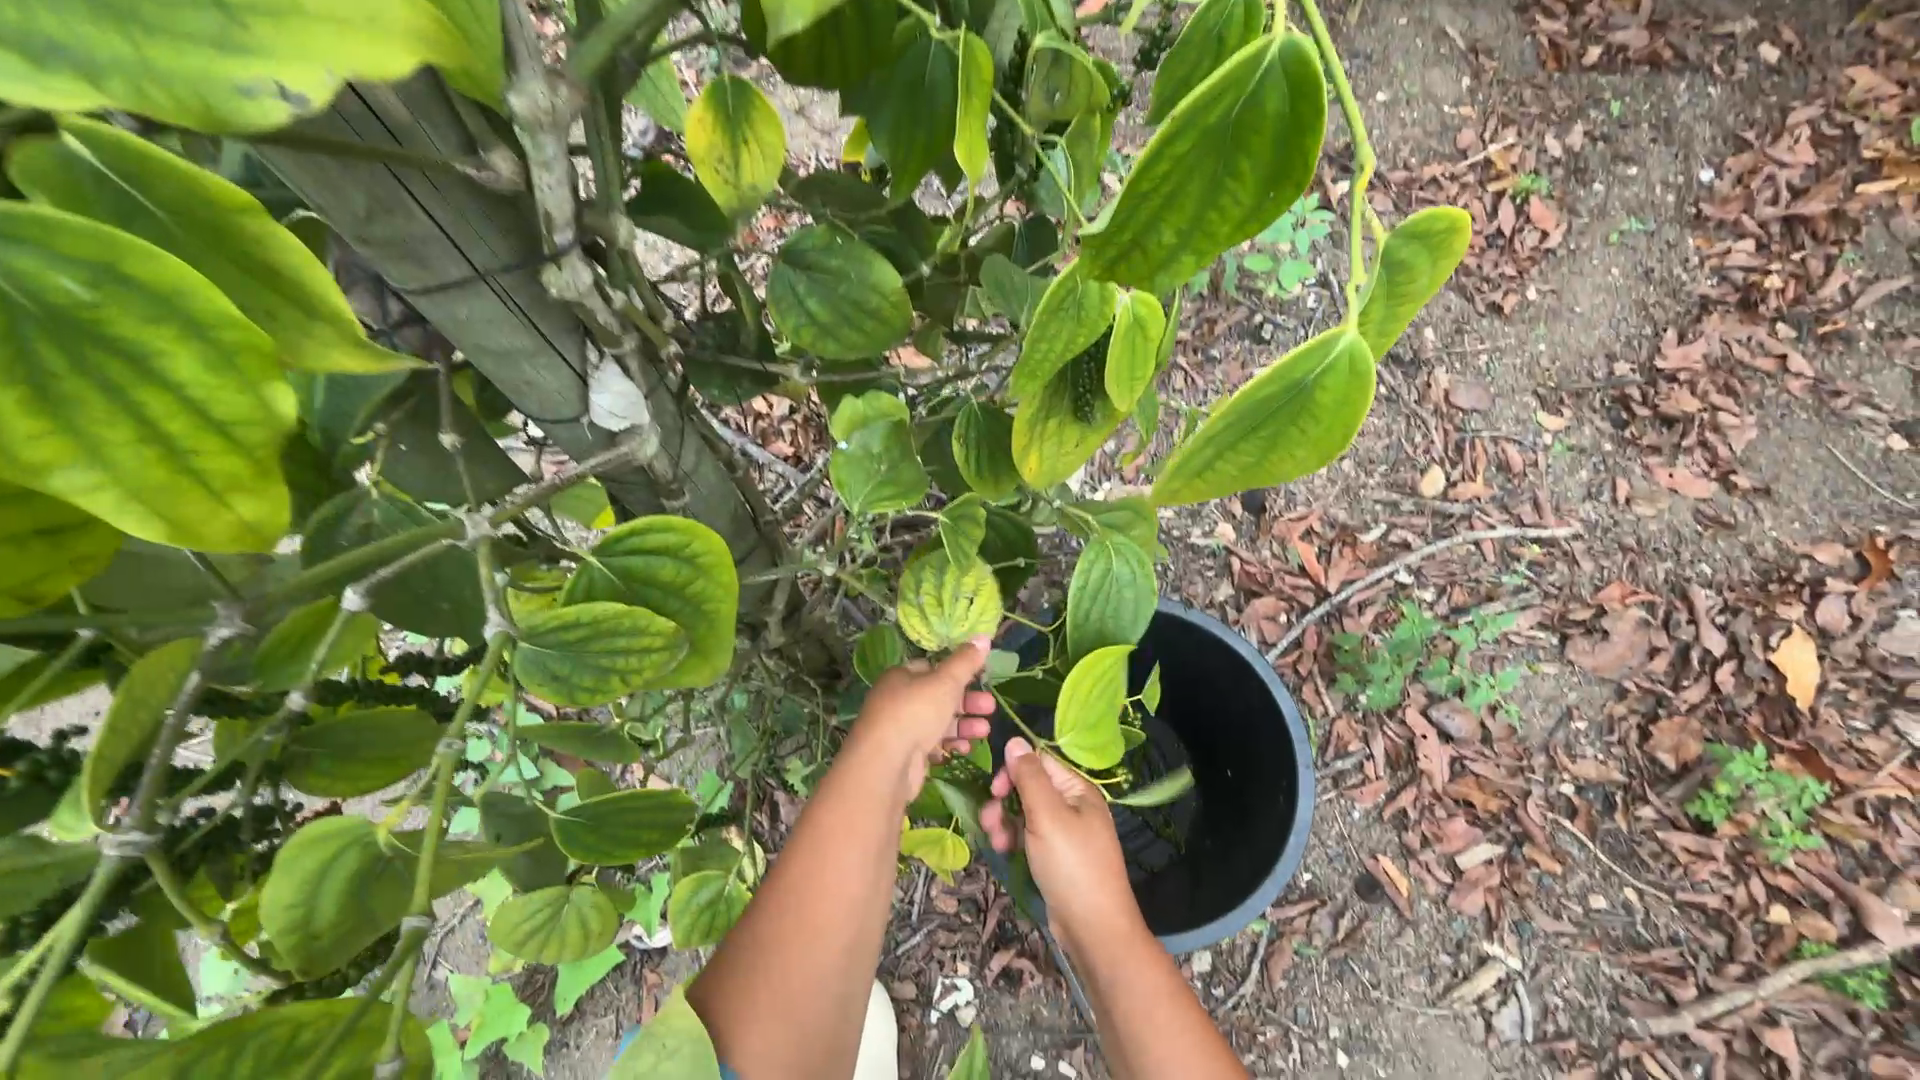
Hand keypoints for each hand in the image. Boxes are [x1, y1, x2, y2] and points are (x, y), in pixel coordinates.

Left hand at [844, 637, 993, 801]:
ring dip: (963, 725)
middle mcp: (898, 700)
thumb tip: (983, 636)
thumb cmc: (916, 712)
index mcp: (901, 676)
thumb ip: (966, 661)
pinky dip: (950, 744)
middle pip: (938, 696)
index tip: (980, 677)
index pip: (931, 667)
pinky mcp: (906, 754)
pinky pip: (932, 744)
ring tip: (985, 731)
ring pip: (938, 721)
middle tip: (991, 707)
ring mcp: (901, 728)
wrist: (886, 764)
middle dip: (967, 702)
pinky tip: (965, 748)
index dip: (956, 672)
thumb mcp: (945, 681)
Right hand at [980, 737, 1141, 947]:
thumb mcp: (1047, 815)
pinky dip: (1014, 839)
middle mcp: (1073, 806)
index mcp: (1078, 790)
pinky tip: (1005, 851)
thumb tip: (1014, 739)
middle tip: (989, 821)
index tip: (995, 791)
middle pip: (1029, 787)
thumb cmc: (1072, 865)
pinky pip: (1029, 836)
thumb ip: (1029, 776)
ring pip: (1025, 813)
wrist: (1093, 927)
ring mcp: (1065, 833)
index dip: (1014, 771)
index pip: (1039, 762)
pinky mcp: (1056, 856)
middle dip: (1005, 800)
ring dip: (1005, 821)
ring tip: (996, 841)